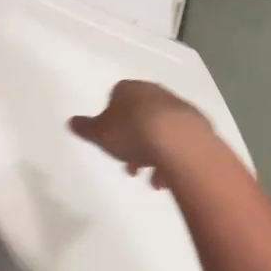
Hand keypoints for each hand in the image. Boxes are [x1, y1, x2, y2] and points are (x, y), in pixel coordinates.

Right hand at [69, 79, 208, 188]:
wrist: (179, 141)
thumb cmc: (133, 133)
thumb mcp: (100, 134)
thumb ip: (85, 128)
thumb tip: (70, 122)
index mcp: (128, 89)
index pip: (115, 100)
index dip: (113, 124)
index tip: (113, 146)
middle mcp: (154, 93)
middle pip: (140, 116)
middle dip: (135, 141)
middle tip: (132, 167)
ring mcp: (179, 107)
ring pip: (162, 130)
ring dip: (155, 154)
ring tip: (153, 181)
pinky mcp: (200, 125)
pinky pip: (182, 141)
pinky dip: (175, 158)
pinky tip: (171, 179)